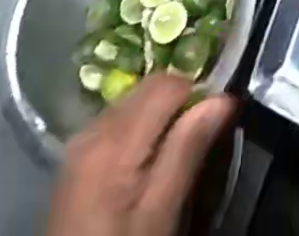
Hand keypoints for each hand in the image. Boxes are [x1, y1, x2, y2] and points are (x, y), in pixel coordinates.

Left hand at [44, 74, 236, 235]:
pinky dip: (140, 126)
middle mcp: (93, 127)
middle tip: (200, 138)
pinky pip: (116, 119)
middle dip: (179, 101)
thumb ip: (188, 150)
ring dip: (160, 113)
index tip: (216, 121)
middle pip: (147, 87)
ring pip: (133, 100)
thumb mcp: (161, 213)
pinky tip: (147, 162)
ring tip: (176, 153)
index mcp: (115, 141)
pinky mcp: (75, 156)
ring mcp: (79, 141)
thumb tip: (223, 99)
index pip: (166, 84)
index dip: (197, 93)